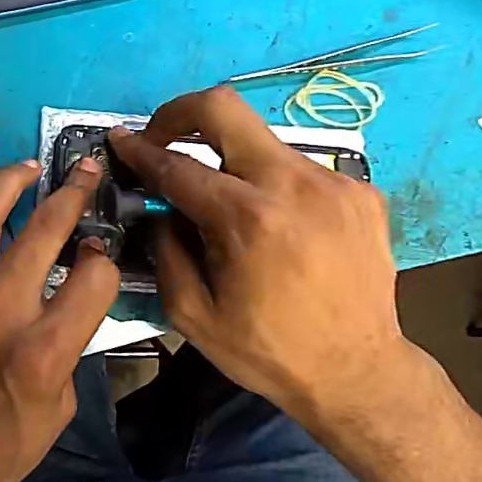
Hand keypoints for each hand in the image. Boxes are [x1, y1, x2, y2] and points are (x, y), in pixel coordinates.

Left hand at [0, 147, 119, 481]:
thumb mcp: (56, 413)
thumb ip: (70, 347)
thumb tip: (75, 295)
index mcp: (42, 352)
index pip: (94, 278)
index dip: (105, 262)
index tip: (100, 257)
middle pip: (46, 231)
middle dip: (75, 194)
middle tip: (88, 173)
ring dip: (13, 180)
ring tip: (31, 165)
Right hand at [108, 86, 416, 429]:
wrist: (360, 373)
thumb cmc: (269, 349)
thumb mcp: (193, 314)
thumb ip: (165, 250)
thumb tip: (160, 209)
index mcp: (249, 218)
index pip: (179, 165)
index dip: (141, 151)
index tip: (120, 141)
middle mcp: (294, 184)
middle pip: (225, 108)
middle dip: (180, 113)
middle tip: (162, 138)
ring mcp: (334, 181)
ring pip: (261, 140)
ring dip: (229, 159)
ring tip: (225, 201)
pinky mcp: (360, 190)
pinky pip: (297, 167)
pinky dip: (271, 184)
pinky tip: (275, 222)